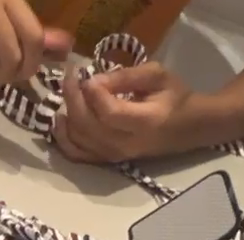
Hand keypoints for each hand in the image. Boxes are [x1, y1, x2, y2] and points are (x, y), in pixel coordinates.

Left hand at [54, 62, 199, 162]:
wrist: (185, 129)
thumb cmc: (174, 97)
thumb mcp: (158, 76)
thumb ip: (126, 76)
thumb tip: (94, 80)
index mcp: (144, 122)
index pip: (110, 113)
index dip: (94, 94)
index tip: (86, 74)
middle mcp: (124, 144)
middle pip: (88, 126)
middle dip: (73, 100)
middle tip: (69, 78)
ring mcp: (112, 156)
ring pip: (79, 140)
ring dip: (67, 116)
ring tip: (67, 93)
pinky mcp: (105, 161)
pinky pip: (77, 154)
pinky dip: (63, 138)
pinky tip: (59, 121)